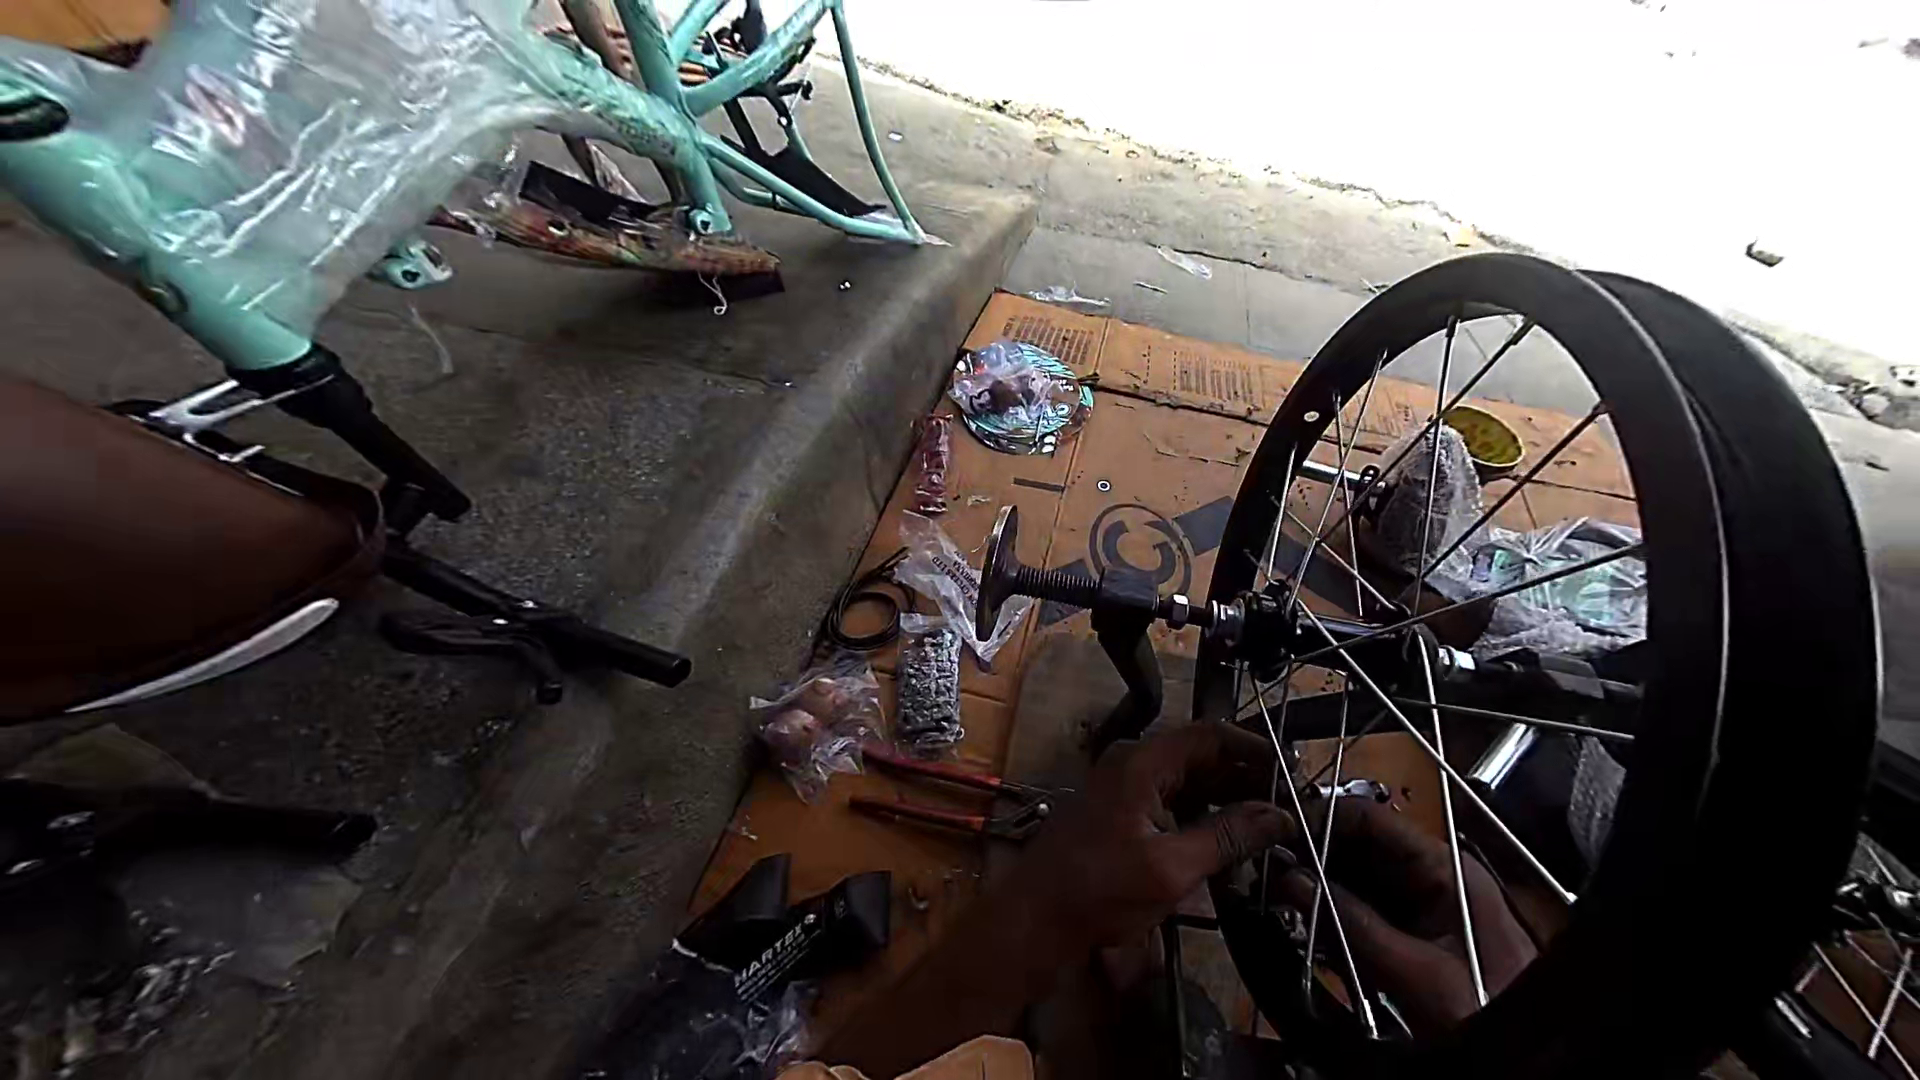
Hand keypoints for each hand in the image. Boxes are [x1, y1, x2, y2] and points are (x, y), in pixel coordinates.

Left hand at [822, 723, 1295, 1075]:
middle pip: (1199, 758)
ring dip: (1226, 805)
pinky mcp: (1123, 813)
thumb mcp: (1171, 867)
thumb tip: (1280, 815)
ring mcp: (1125, 788)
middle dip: (1244, 781)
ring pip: (1188, 784)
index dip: (1251, 747)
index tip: (1291, 772)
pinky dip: (1201, 822)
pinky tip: (1231, 851)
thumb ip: (1226, 836)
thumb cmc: (1099, 888)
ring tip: (1270, 834)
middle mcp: (1133, 763)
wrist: (1036, 916)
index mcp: (1141, 761)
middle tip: (1290, 811)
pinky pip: (1170, 805)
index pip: (1207, 734)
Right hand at [1278, 796, 1537, 1036]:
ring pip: (1351, 875)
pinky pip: (1358, 906)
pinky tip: (1305, 924)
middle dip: (1310, 856)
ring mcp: (1418, 903)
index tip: (1275, 833)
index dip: (1319, 818)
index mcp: (1443, 868)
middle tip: (1268, 871)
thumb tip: (1287, 877)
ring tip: (1277, 897)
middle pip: (1354, 845)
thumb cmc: (1488, 1017)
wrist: (1531, 1075)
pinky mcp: (1408, 930)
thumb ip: (1349, 923)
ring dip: (1314, 886)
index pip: (1368, 817)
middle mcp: (1428, 875)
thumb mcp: (1417, 974)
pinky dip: (1328, 912)